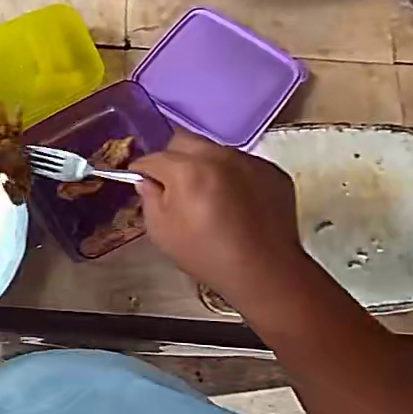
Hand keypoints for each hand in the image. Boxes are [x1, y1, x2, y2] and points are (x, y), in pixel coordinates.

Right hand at [131, 130, 311, 300]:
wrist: (264, 272)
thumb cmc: (206, 254)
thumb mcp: (161, 231)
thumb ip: (148, 198)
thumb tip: (148, 182)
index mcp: (187, 170)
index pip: (153, 158)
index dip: (142, 171)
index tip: (141, 181)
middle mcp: (219, 156)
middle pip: (183, 141)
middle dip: (172, 159)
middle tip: (173, 185)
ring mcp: (248, 161)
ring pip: (214, 151)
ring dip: (203, 165)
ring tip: (207, 196)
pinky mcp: (271, 172)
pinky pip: (241, 164)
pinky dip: (231, 177)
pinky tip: (234, 203)